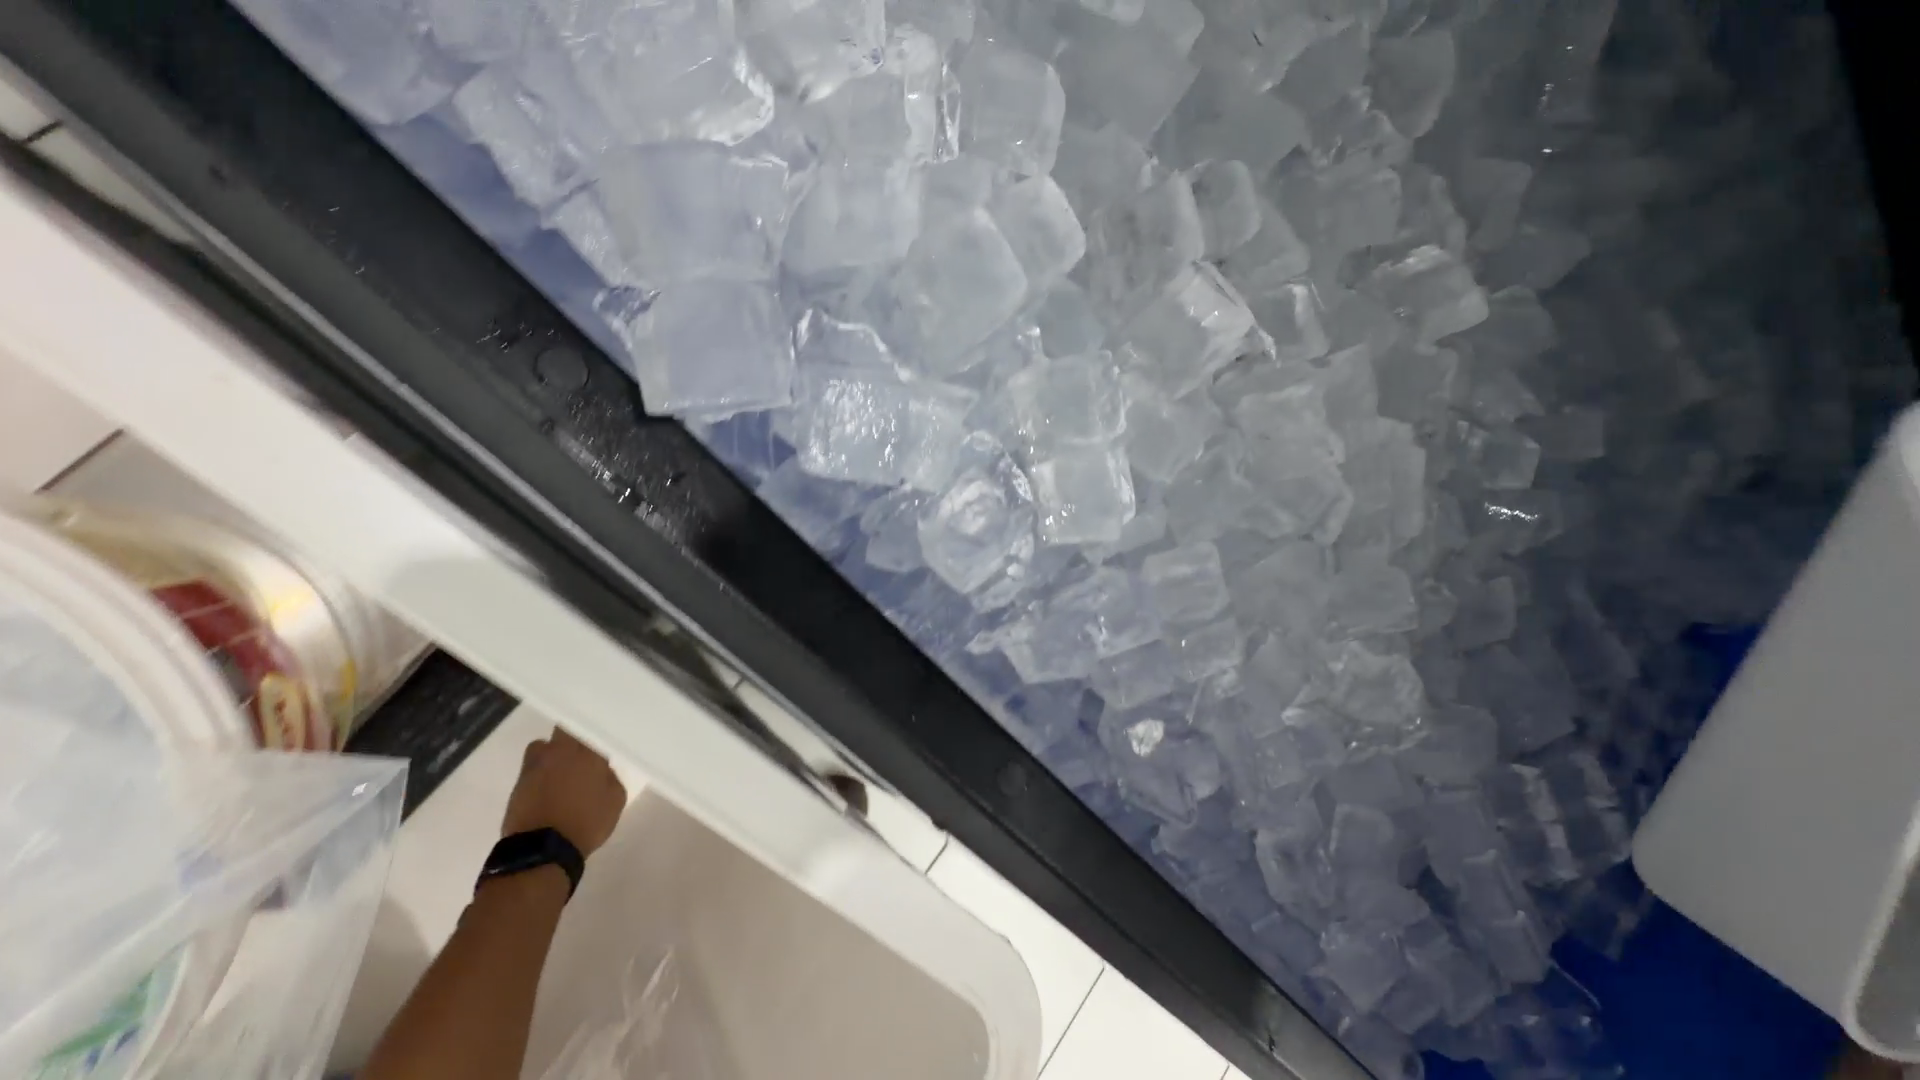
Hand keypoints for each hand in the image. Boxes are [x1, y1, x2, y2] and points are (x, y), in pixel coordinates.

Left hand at [501, 728, 626, 855]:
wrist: (542, 850)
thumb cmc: (586, 823)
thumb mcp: (615, 800)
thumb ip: (610, 776)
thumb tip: (601, 768)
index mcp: (586, 753)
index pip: (590, 726)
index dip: (595, 727)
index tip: (601, 734)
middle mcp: (558, 752)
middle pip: (564, 728)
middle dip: (572, 734)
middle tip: (582, 749)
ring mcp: (534, 766)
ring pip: (542, 746)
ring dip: (551, 753)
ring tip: (560, 769)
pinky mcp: (518, 783)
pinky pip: (532, 767)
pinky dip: (540, 773)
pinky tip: (548, 789)